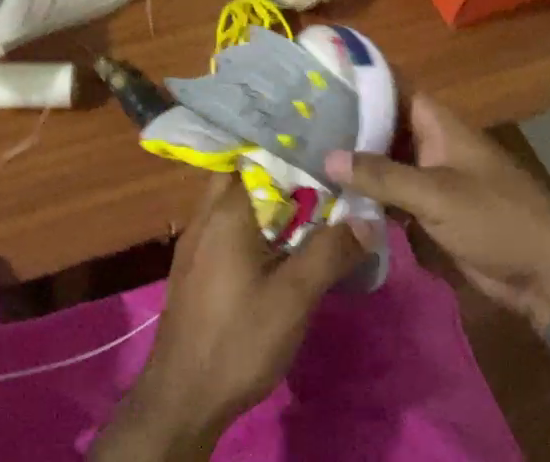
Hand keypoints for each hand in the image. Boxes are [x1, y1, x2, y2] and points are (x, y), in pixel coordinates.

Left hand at [98, 175, 367, 457]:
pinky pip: (228, 226)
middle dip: (281, 174)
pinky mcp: (196, 266)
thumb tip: (366, 218)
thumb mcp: (295, 297)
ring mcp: (196, 241)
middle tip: (322, 181)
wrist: (183, 396)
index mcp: (226, 211)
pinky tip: (280, 245)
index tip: (329, 153)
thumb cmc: (239, 339)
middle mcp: (205, 215)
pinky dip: (254, 224)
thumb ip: (330, 251)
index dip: (295, 153)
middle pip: (243, 174)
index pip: (259, 158)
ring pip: (234, 201)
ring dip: (268, 201)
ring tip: (310, 209)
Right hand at [324, 95, 549, 313]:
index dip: (359, 84)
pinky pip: (393, 195)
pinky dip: (369, 196)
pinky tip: (333, 200)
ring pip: (386, 163)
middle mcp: (433, 145)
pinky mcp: (432, 211)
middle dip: (348, 127)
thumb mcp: (435, 194)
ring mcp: (433, 179)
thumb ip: (381, 175)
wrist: (546, 274)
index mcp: (440, 126)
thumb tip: (328, 157)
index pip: (393, 90)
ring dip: (355, 165)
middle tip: (299, 126)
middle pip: (384, 127)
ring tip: (304, 160)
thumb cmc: (496, 219)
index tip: (318, 82)